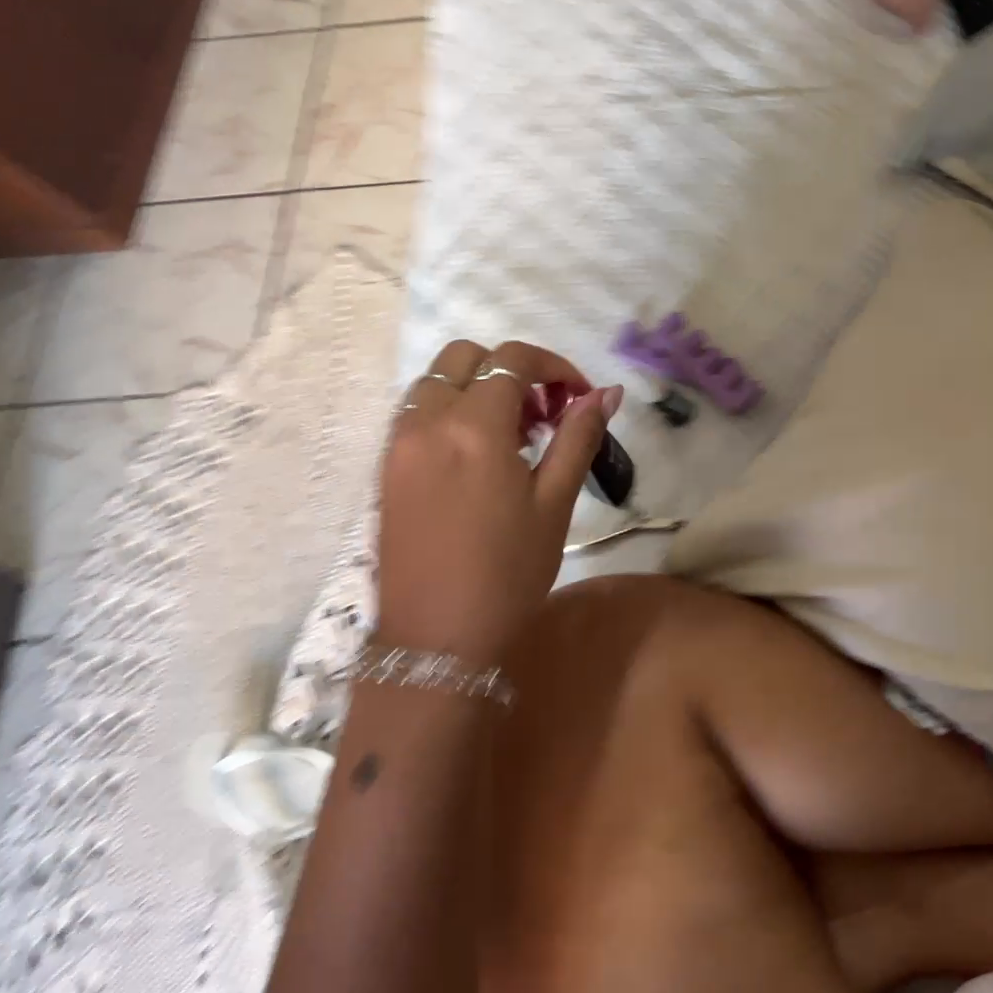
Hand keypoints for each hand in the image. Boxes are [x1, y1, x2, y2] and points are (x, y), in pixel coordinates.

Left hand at [374, 340, 622, 665]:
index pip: (512, 361)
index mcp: (473, 428)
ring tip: (516, 438)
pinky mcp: (386, 467)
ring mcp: (398, 443)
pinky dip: (452, 411)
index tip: (580, 398)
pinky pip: (417, 412)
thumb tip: (606, 394)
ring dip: (479, 389)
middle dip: (512, 371)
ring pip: (436, 381)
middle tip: (546, 416)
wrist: (439, 635)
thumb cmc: (510, 571)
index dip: (554, 367)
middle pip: (467, 357)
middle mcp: (426, 421)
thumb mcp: (555, 502)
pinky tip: (481, 458)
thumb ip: (578, 438)